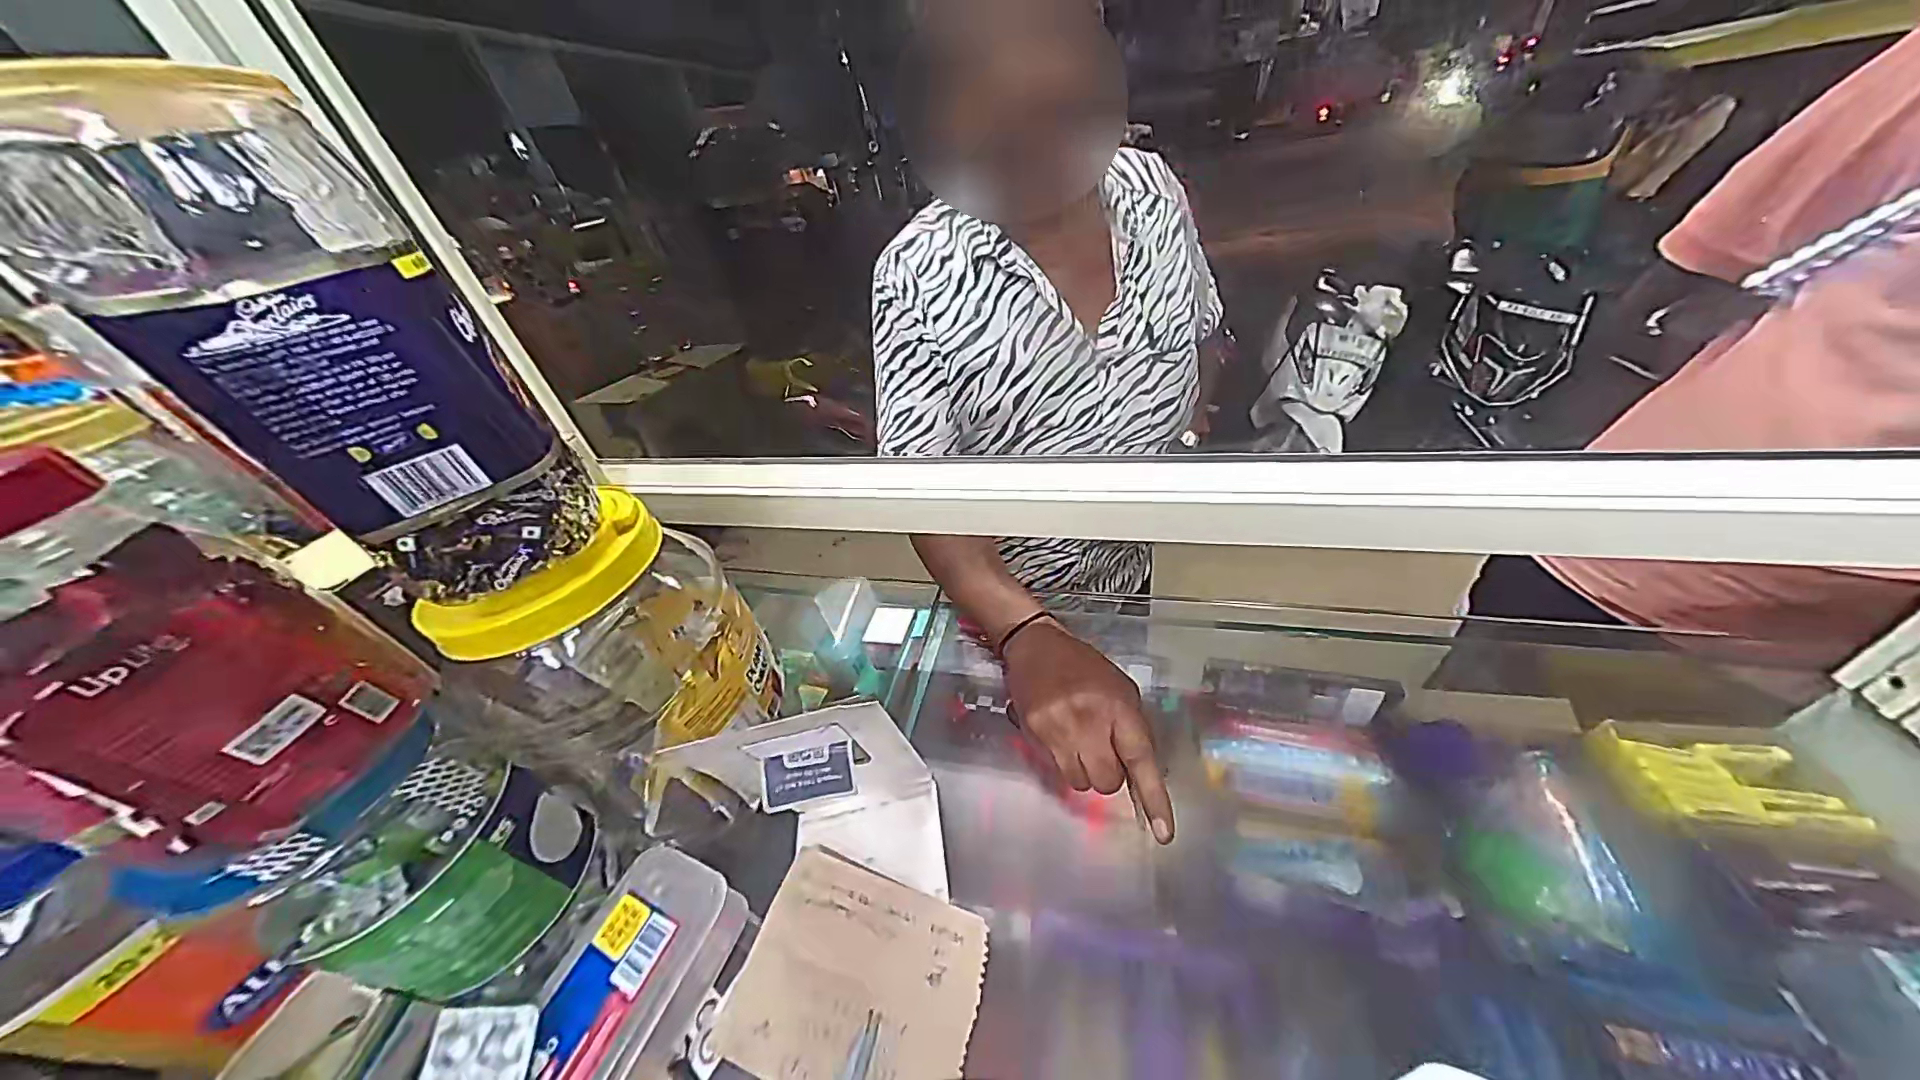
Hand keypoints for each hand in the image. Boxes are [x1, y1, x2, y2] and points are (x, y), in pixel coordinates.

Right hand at [1000, 620, 1174, 842]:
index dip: (1154, 798)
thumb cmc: (1083, 666)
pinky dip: (1063, 760)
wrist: (1036, 646)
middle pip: (1106, 781)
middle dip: (1109, 773)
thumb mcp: (1120, 688)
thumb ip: (1130, 727)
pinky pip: (1056, 770)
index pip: (1140, 759)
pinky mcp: (1034, 735)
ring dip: (1084, 770)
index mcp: (1117, 706)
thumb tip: (1135, 771)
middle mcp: (1088, 721)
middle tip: (1102, 748)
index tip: (1165, 832)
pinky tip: (1059, 733)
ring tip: (1078, 739)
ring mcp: (1058, 730)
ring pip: (1080, 782)